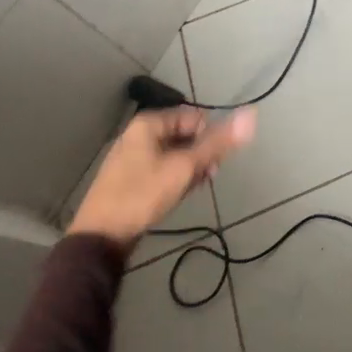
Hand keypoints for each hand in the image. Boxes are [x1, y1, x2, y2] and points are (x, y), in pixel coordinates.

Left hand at [67, 106, 256, 247]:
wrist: (101, 237)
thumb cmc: (143, 195)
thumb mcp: (185, 167)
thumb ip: (218, 142)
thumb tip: (251, 114)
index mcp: (148, 124)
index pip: (195, 118)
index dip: (209, 138)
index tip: (213, 161)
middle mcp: (137, 135)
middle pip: (185, 135)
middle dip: (200, 155)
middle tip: (205, 177)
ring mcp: (131, 157)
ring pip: (174, 154)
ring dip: (189, 168)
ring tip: (191, 188)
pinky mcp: (129, 178)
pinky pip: (162, 168)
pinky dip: (174, 178)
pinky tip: (177, 195)